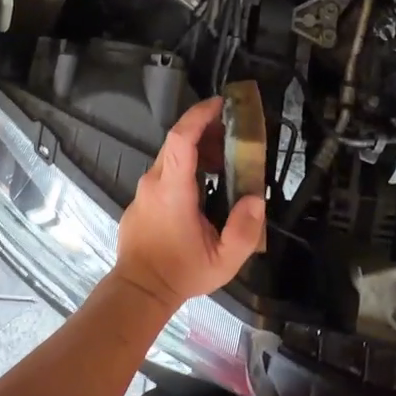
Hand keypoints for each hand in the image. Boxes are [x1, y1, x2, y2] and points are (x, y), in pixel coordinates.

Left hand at [109, 98, 267, 310]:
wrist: (139, 291)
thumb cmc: (181, 273)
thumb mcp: (224, 260)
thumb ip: (245, 229)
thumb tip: (256, 199)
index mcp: (173, 190)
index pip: (180, 138)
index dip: (199, 116)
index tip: (220, 104)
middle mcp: (154, 182)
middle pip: (177, 142)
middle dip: (205, 132)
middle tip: (233, 136)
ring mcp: (143, 191)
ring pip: (169, 158)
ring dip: (196, 152)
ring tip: (223, 163)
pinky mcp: (140, 201)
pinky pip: (163, 173)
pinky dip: (184, 169)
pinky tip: (203, 188)